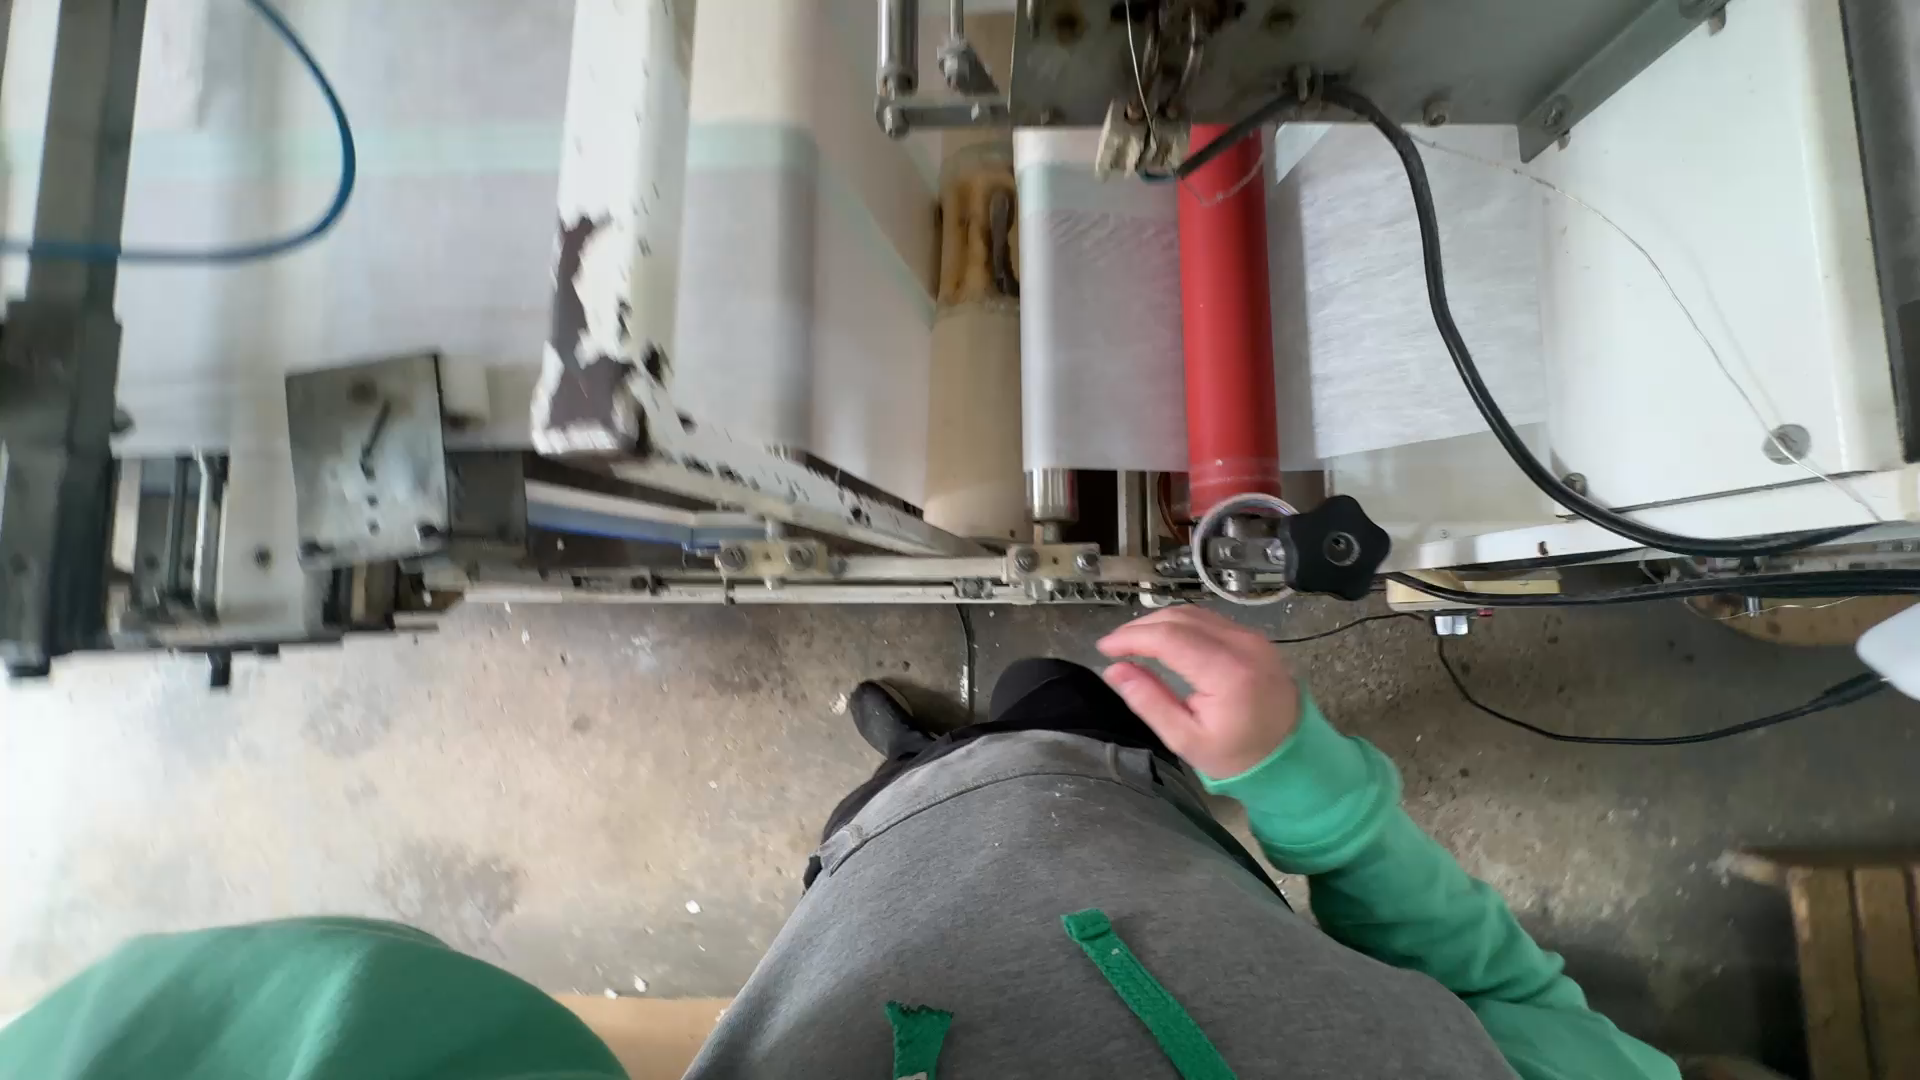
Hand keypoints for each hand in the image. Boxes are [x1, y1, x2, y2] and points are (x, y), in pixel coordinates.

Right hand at [1096, 606, 1302, 777]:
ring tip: (1132, 643)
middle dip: (1140, 628)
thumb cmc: (1238, 755)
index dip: (1130, 638)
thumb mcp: (1186, 740)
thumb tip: (1113, 670)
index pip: (1168, 638)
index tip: (1104, 649)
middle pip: (1178, 618)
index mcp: (1227, 672)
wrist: (1294, 756)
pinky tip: (1162, 640)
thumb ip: (1149, 702)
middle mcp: (1242, 645)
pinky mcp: (1253, 638)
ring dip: (1157, 622)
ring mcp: (1251, 637)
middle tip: (1114, 647)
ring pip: (1193, 613)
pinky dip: (1178, 624)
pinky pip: (1208, 619)